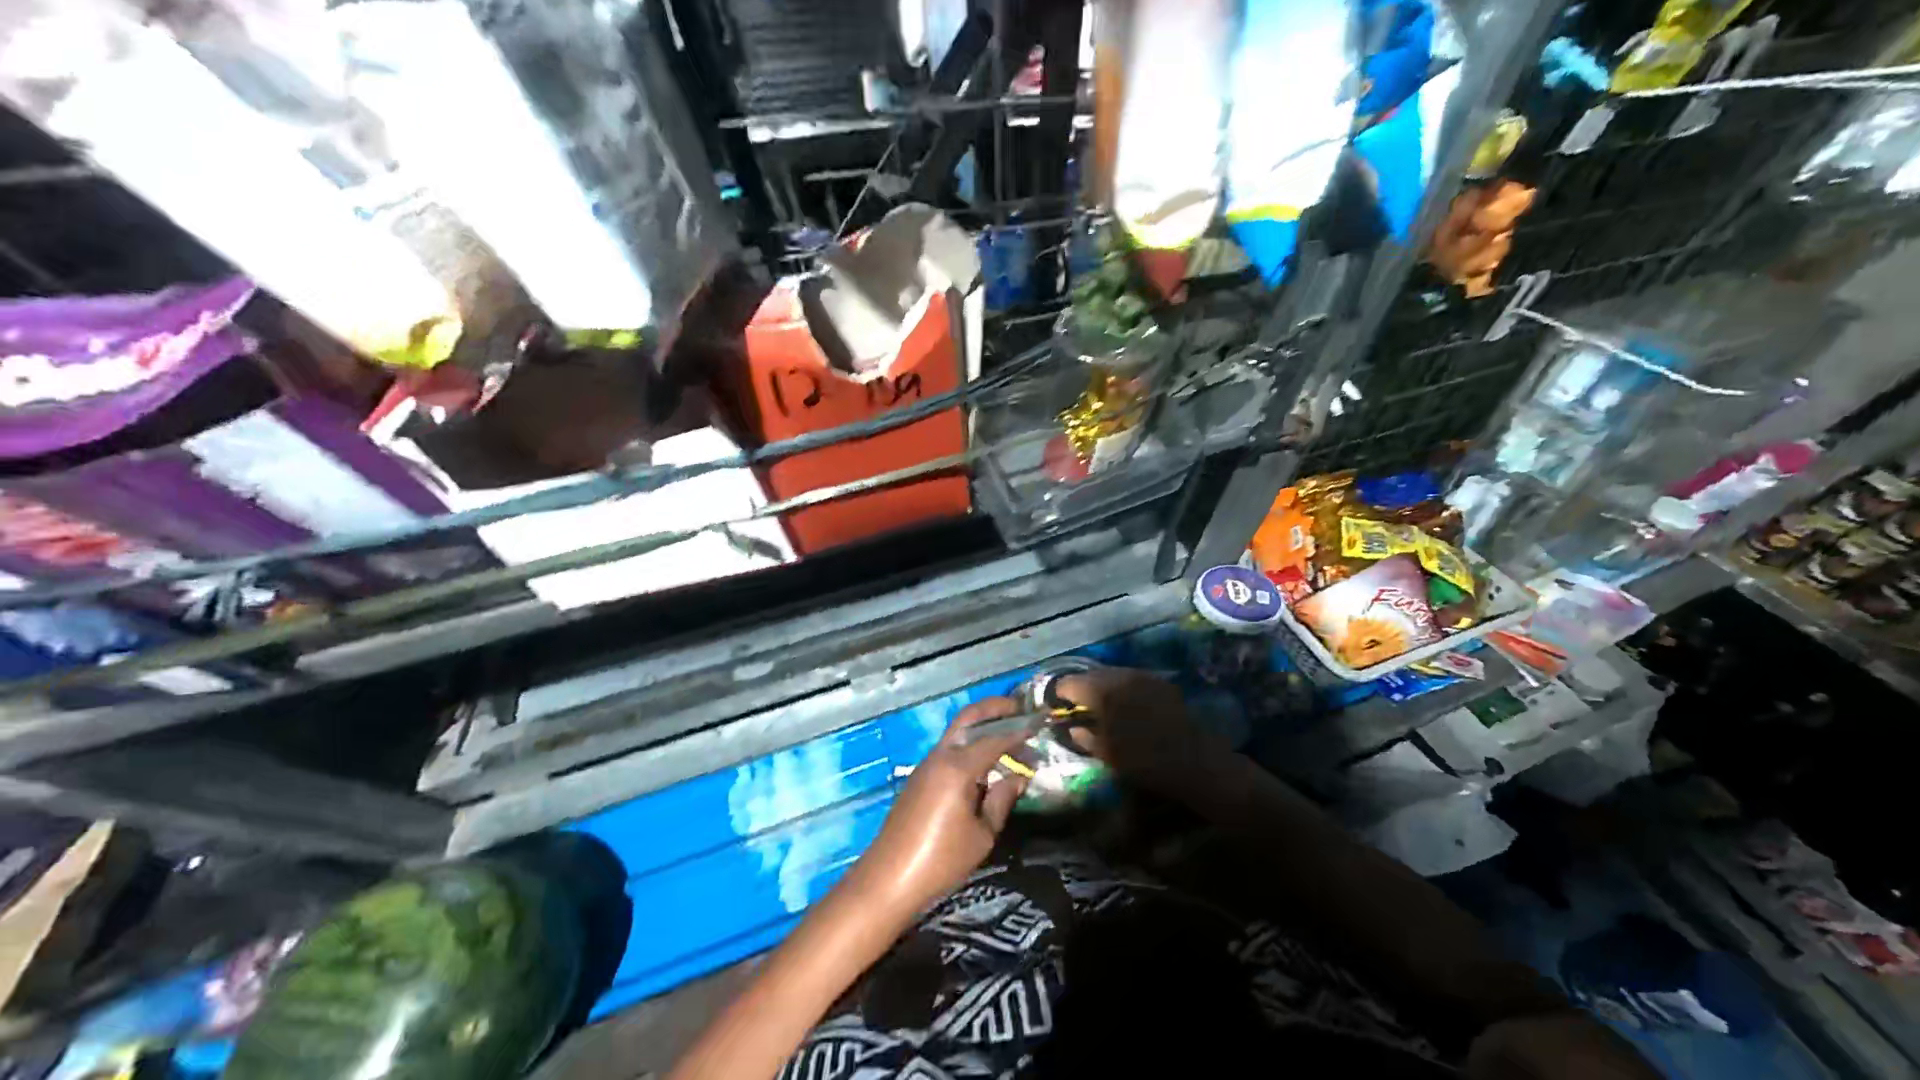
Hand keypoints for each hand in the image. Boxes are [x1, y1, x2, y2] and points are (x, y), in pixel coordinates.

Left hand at [849, 698, 1030, 916]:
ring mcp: (927, 765)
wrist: (889, 877)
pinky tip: (986, 762)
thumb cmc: (941, 859)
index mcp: (958, 767)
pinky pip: (950, 750)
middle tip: (1019, 709)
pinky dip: (969, 745)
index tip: (1040, 721)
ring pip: (957, 733)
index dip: (1019, 729)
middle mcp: (941, 757)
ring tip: (1009, 736)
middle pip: (968, 719)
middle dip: (994, 708)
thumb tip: (1018, 777)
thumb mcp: (982, 835)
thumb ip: (1002, 800)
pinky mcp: (920, 778)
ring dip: (982, 727)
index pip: (995, 737)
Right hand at [1053, 668, 1230, 796]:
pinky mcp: (1160, 681)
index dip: (1059, 695)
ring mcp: (1142, 676)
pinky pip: (1132, 679)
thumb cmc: (1142, 761)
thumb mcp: (1105, 753)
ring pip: (1112, 674)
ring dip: (1103, 687)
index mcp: (1101, 692)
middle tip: (1078, 707)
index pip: (1068, 683)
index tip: (1058, 708)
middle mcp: (1119, 676)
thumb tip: (1072, 727)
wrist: (1192, 761)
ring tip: (1102, 706)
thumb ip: (1083, 736)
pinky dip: (1123, 688)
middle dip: (1081, 688)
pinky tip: (1127, 705)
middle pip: (1090, 675)